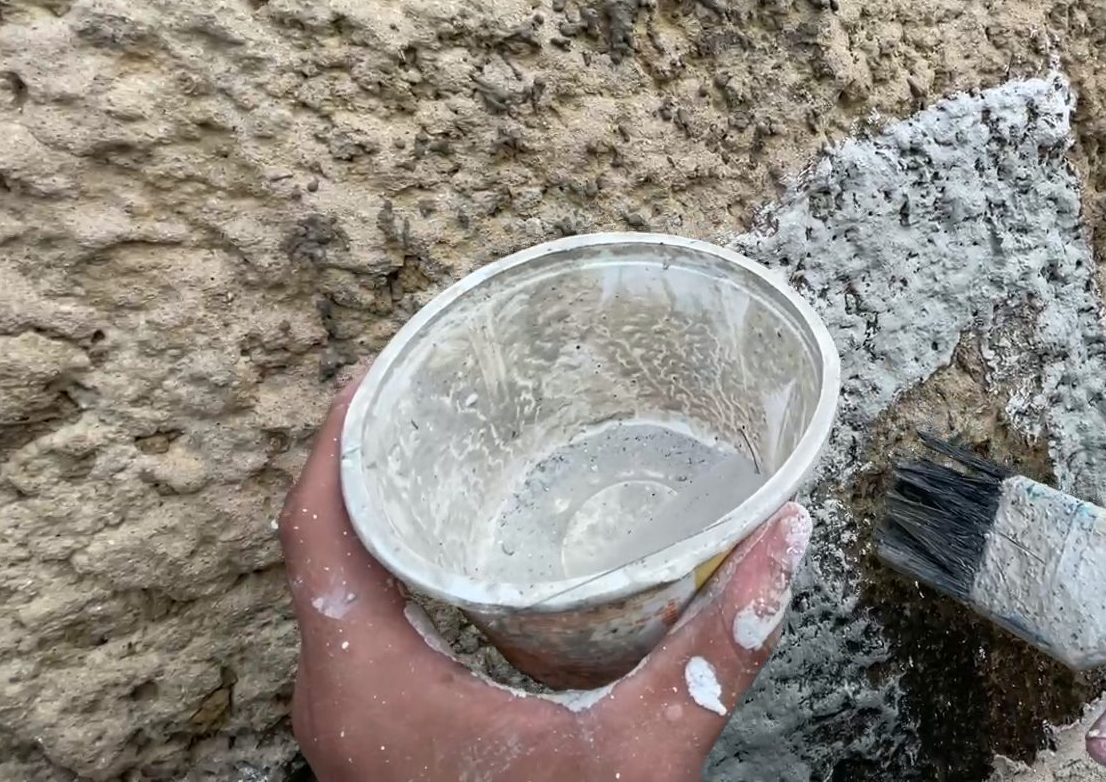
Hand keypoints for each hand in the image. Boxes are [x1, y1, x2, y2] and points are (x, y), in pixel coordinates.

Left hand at [279, 374, 812, 781]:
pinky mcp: (389, 716)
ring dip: (382, 494)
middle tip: (430, 377)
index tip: (375, 362)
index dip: (340, 434)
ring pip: (344, 570)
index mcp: (367, 681)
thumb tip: (788, 539)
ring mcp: (362, 703)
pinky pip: (372, 602)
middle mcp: (345, 685)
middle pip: (325, 533)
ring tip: (445, 429)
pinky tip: (464, 525)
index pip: (316, 526)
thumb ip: (718, 648)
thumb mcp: (641, 757)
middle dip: (367, 446)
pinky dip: (400, 544)